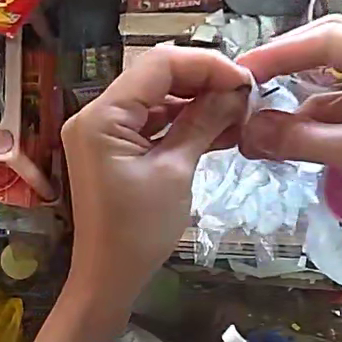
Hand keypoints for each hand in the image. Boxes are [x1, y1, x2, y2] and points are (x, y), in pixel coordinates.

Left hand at [62, 45, 251, 304]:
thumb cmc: (139, 231)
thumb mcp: (175, 172)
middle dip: (203, 82)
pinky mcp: (113, 149)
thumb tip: (237, 91)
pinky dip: (181, 125)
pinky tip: (217, 128)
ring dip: (196, 103)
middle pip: (156, 78)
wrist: (109, 276)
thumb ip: (203, 123)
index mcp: (102, 116)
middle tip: (246, 95)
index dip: (205, 65)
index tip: (245, 79)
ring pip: (156, 100)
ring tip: (238, 112)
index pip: (158, 65)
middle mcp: (96, 115)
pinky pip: (150, 125)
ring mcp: (102, 132)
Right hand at [235, 16, 341, 243]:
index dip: (280, 54)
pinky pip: (337, 119)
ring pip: (328, 93)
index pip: (331, 41)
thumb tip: (246, 131)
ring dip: (293, 113)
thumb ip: (300, 138)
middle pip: (327, 57)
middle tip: (243, 91)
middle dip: (285, 75)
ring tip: (252, 130)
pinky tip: (278, 144)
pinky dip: (309, 132)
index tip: (239, 71)